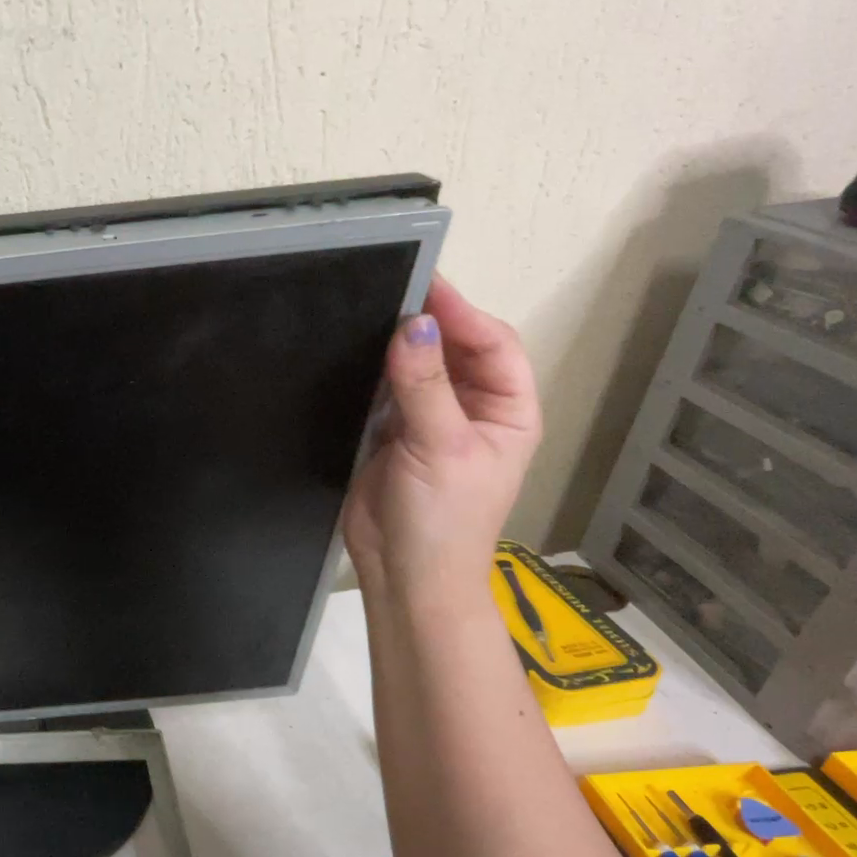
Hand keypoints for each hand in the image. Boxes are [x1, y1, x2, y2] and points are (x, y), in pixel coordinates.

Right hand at [344, 276, 541, 606]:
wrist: (405, 573)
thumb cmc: (444, 518)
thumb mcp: (441, 447)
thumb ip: (424, 385)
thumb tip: (412, 325)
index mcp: (507, 409)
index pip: (491, 344)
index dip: (461, 313)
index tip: (423, 283)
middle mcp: (471, 408)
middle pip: (452, 349)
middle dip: (427, 322)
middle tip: (389, 288)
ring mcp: (427, 420)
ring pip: (414, 367)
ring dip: (394, 344)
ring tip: (364, 312)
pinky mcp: (387, 433)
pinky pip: (382, 390)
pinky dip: (369, 371)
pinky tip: (349, 352)